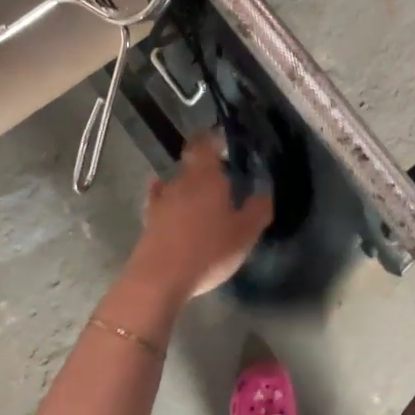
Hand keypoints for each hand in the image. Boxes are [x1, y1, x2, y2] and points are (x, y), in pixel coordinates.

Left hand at [127, 132, 273, 298]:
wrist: (161, 277)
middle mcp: (181, 181)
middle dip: (206, 167)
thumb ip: (258, 209)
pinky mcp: (149, 220)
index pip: (205, 144)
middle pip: (191, 164)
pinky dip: (167, 199)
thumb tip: (265, 192)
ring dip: (189, 186)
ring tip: (204, 198)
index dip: (212, 138)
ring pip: (177, 183)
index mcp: (206, 176)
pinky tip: (170, 203)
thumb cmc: (208, 249)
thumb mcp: (245, 233)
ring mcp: (161, 200)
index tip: (222, 139)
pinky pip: (160, 201)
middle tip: (224, 176)